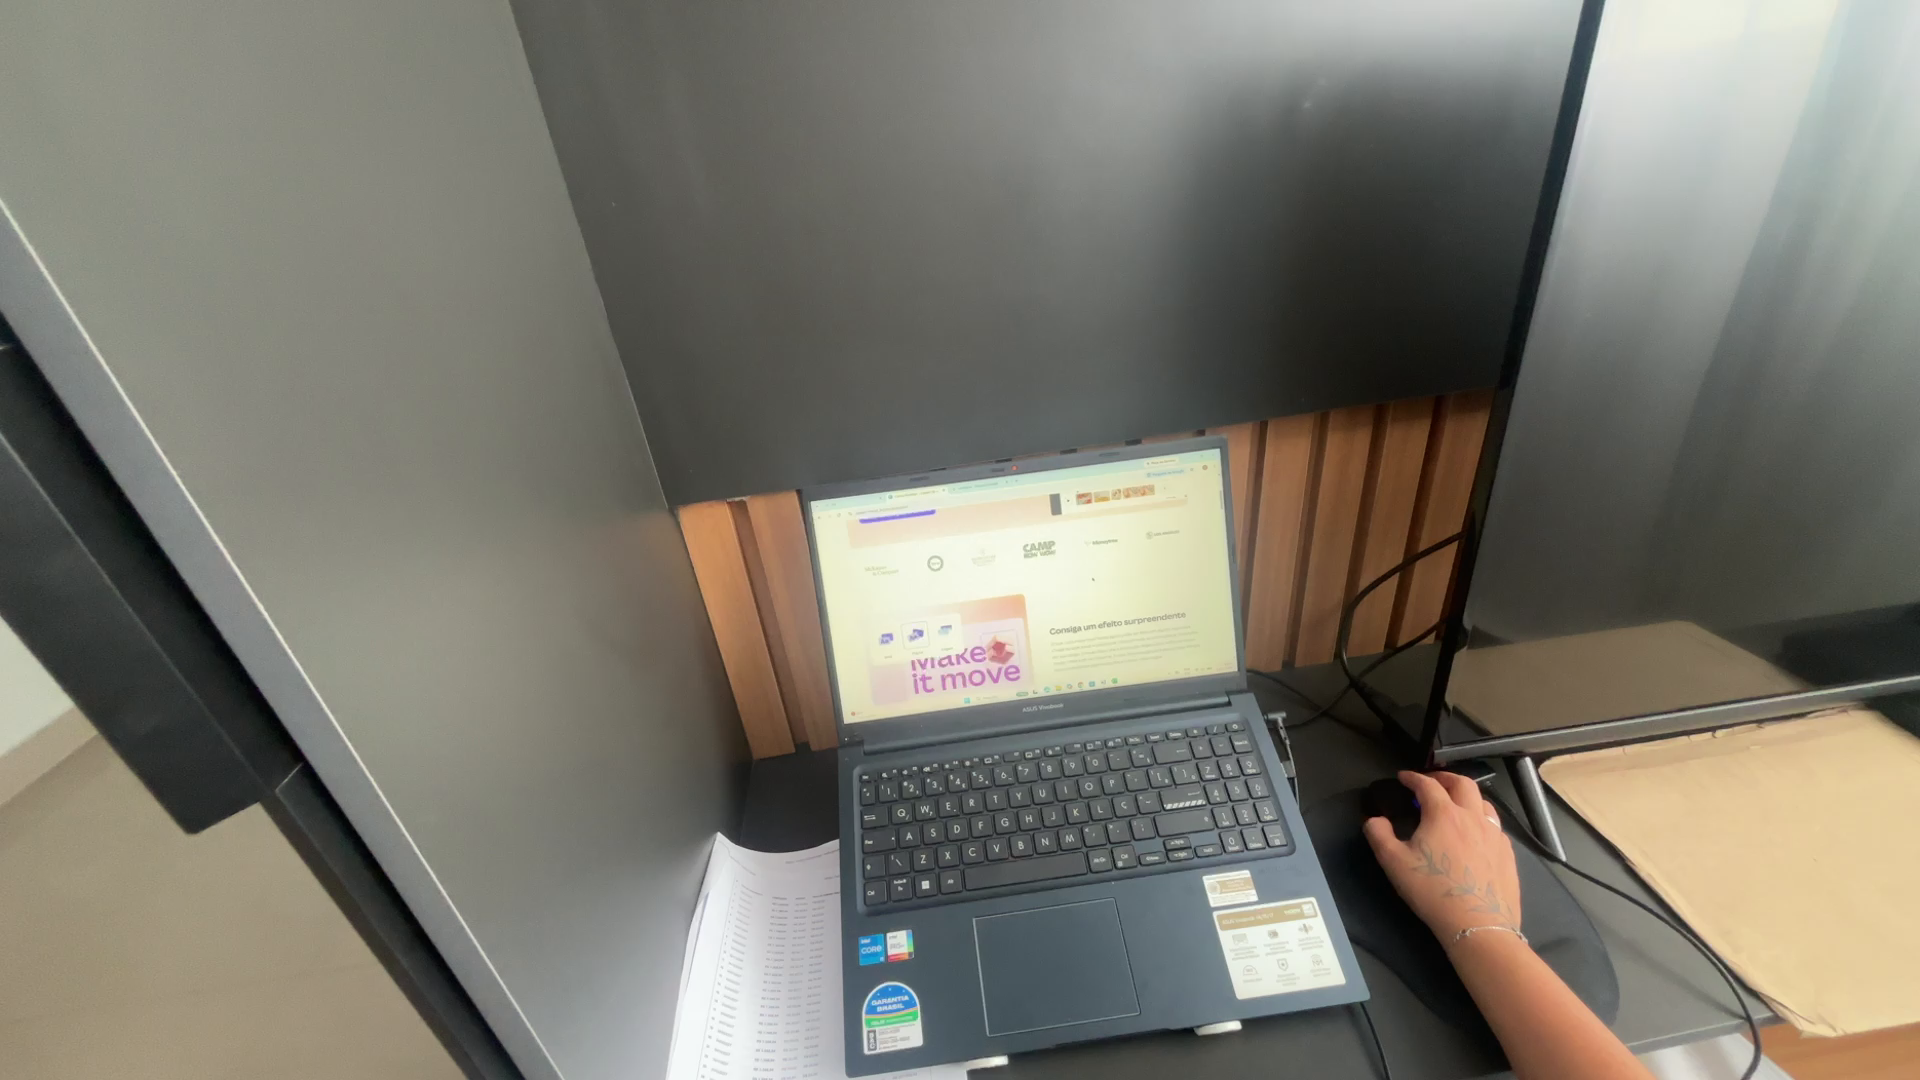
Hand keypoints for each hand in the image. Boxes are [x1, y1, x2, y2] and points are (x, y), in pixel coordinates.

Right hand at [1364, 771, 1521, 942]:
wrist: (1479, 927)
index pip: (1427, 784)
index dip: (1412, 777)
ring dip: (1466, 797)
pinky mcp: (1508, 856)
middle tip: (1431, 781)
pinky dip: (1481, 821)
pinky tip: (1474, 835)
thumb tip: (1375, 820)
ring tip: (1454, 805)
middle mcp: (1472, 819)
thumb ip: (1378, 833)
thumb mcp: (1392, 861)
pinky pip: (1496, 828)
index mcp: (1444, 815)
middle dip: (1444, 777)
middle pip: (1464, 784)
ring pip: (1484, 804)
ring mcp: (1495, 837)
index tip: (1403, 778)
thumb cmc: (1432, 890)